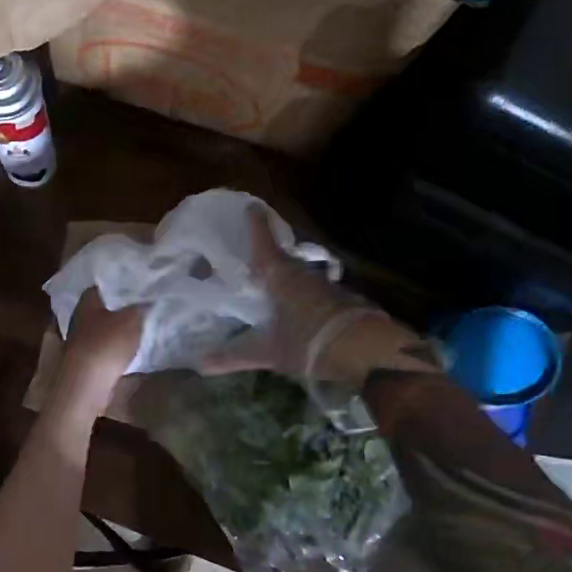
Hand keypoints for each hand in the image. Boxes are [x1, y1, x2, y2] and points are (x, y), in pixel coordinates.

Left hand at [60, 290, 143, 398]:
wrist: (88, 381)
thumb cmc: (107, 342)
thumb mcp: (130, 318)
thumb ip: (138, 307)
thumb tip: (144, 300)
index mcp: (86, 303)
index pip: (100, 287)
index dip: (118, 285)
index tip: (136, 287)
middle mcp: (79, 319)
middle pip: (101, 309)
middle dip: (120, 309)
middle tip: (143, 306)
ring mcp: (80, 341)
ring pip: (103, 329)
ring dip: (118, 329)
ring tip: (141, 326)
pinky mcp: (86, 360)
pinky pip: (105, 348)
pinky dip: (117, 347)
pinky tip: (132, 348)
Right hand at [198, 210, 437, 390]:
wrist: (372, 354)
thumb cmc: (312, 342)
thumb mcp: (269, 353)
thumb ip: (234, 356)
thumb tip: (199, 364)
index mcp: (283, 279)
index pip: (265, 247)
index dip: (257, 228)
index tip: (252, 207)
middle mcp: (305, 277)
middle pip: (284, 260)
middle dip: (268, 254)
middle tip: (250, 254)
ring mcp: (328, 290)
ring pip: (300, 276)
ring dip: (286, 276)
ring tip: (269, 283)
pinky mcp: (342, 305)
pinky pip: (314, 292)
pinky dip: (301, 295)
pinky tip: (294, 309)